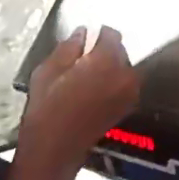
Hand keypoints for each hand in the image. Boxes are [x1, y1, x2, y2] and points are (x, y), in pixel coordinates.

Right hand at [17, 26, 140, 179]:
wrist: (56, 147)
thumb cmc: (47, 107)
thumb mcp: (49, 70)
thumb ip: (69, 47)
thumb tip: (83, 32)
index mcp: (107, 61)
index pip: (112, 35)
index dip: (98, 34)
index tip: (86, 39)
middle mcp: (126, 73)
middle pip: (120, 51)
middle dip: (105, 51)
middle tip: (83, 60)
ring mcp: (131, 90)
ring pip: (124, 67)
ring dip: (110, 67)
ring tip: (87, 77)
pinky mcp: (129, 104)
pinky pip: (125, 83)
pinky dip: (114, 81)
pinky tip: (95, 90)